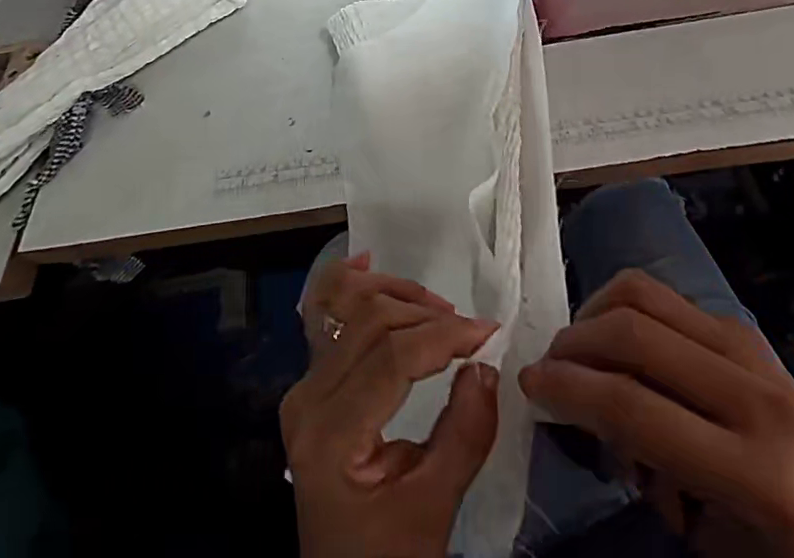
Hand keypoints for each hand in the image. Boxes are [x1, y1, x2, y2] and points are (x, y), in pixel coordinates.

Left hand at [281, 253, 500, 557]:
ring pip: (349, 310)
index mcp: (330, 434)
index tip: (489, 333)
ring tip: (442, 310)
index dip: (444, 336)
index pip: (390, 358)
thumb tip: (486, 366)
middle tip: (472, 331)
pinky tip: (366, 263)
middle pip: (369, 323)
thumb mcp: (434, 507)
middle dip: (427, 315)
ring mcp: (304, 387)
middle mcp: (307, 398)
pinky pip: (326, 319)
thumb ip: (465, 433)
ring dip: (398, 296)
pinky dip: (348, 286)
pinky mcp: (312, 384)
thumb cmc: (388, 552)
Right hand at [520, 269, 793, 557]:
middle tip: (546, 368)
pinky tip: (615, 345)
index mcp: (761, 475)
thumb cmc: (775, 555)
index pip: (635, 407)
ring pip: (645, 295)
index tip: (529, 386)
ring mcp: (756, 353)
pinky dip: (621, 309)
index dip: (568, 389)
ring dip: (594, 315)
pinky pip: (663, 296)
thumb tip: (575, 409)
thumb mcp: (705, 542)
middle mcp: (761, 399)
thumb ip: (640, 473)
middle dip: (573, 344)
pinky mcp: (745, 330)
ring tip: (579, 353)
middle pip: (635, 332)